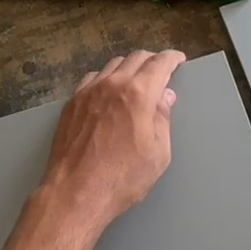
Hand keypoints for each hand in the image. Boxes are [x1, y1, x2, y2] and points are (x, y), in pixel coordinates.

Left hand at [39, 50, 183, 236]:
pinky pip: (92, 78)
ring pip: (112, 65)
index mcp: (138, 94)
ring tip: (135, 79)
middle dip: (152, 60)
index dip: (172, 58)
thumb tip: (164, 97)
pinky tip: (108, 90)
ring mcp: (88, 91)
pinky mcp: (72, 102)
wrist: (75, 192)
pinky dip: (106, 77)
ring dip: (128, 67)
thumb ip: (163, 119)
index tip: (178, 59)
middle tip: (160, 70)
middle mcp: (112, 84)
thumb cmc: (121, 178)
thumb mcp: (157, 153)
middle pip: (136, 58)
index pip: (159, 64)